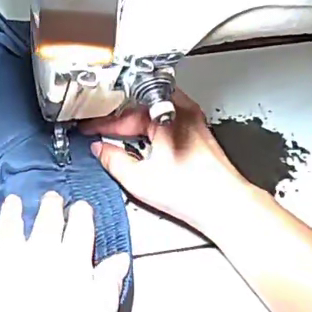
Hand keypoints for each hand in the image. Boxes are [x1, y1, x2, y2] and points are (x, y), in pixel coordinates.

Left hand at [0, 192, 131, 311]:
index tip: (81, 207)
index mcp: (74, 264)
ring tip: (12, 202)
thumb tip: (119, 261)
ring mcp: (7, 260)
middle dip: (51, 207)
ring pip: (10, 226)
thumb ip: (108, 288)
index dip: (81, 216)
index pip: (81, 230)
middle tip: (52, 197)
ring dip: (12, 212)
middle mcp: (41, 254)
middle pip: (47, 221)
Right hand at [84, 91, 258, 232]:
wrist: (224, 203)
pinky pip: (166, 120)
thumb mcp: (138, 179)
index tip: (87, 129)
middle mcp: (182, 109)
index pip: (123, 115)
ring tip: (116, 137)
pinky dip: (150, 128)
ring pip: (153, 112)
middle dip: (116, 120)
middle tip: (97, 131)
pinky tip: (142, 143)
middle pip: (138, 108)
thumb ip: (112, 160)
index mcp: (166, 114)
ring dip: (133, 123)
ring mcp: (192, 118)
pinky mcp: (198, 130)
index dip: (100, 124)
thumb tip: (99, 149)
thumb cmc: (194, 191)